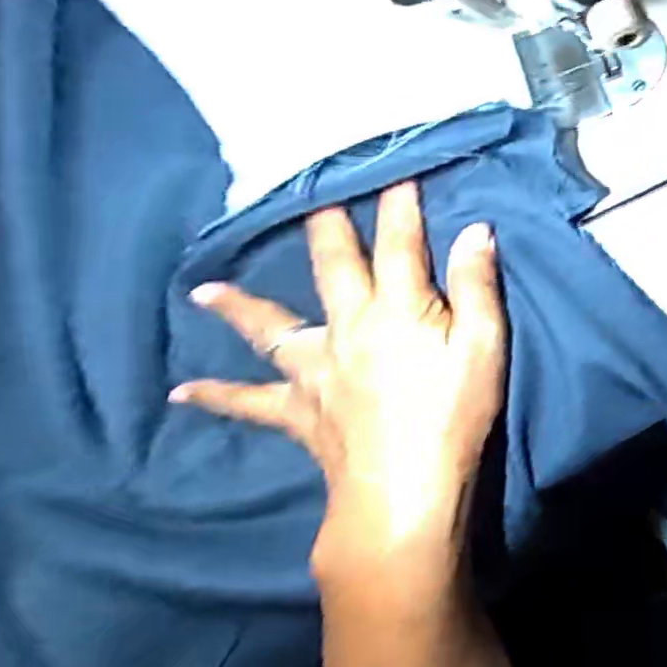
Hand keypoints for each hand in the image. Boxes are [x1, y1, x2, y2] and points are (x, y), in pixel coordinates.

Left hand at [172, 181, 507, 579]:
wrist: (406, 492)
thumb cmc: (456, 412)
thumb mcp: (484, 344)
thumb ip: (476, 285)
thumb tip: (475, 230)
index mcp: (397, 310)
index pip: (400, 246)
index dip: (400, 208)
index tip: (397, 174)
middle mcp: (348, 329)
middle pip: (332, 269)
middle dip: (325, 229)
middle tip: (307, 196)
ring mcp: (315, 370)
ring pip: (273, 328)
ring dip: (241, 306)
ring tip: (204, 289)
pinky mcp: (300, 411)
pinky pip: (252, 402)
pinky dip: (218, 396)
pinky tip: (181, 394)